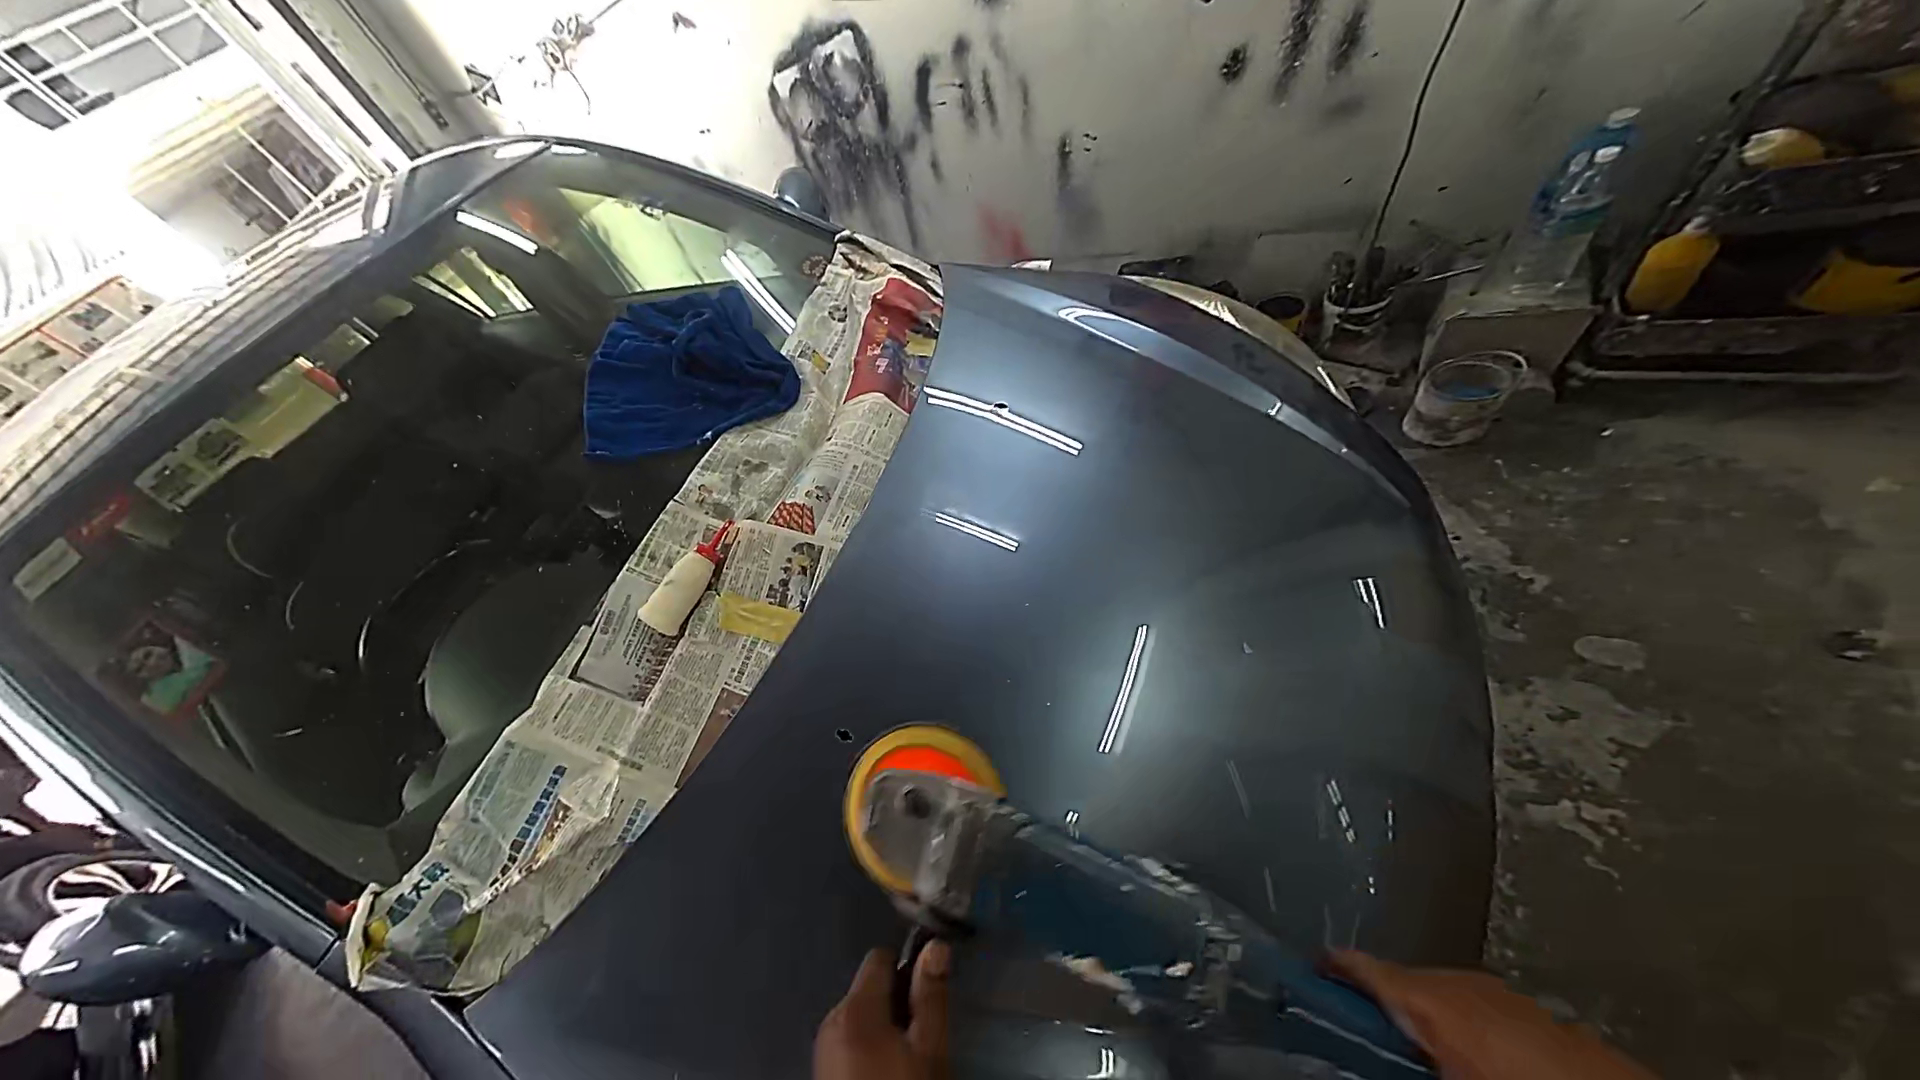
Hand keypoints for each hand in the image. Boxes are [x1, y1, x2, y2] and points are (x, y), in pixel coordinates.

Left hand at [814, 943, 950, 1079]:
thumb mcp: (929, 1051)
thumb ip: (931, 995)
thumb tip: (935, 945)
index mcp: (855, 1008)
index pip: (880, 957)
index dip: (907, 969)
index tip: (926, 997)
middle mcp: (830, 1018)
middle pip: (869, 987)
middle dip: (897, 1002)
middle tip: (919, 1038)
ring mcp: (821, 1047)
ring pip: (860, 1013)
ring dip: (884, 1026)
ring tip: (904, 1062)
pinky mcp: (820, 1070)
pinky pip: (848, 1037)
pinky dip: (868, 1045)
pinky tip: (884, 1075)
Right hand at [1326, 950, 1656, 1079]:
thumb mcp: (1444, 1076)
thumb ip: (1395, 1061)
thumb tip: (1349, 1059)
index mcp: (1423, 997)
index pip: (1358, 965)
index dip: (1327, 966)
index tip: (1304, 972)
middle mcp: (1451, 979)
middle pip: (1396, 978)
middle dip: (1377, 1000)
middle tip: (1363, 1029)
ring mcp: (1493, 988)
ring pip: (1437, 989)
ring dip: (1421, 1010)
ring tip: (1417, 1046)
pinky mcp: (1529, 1005)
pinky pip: (1474, 1002)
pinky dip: (1459, 1019)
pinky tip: (1471, 1053)